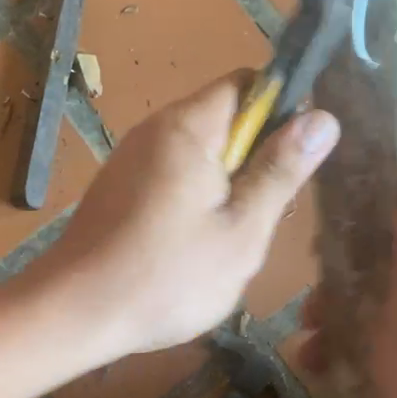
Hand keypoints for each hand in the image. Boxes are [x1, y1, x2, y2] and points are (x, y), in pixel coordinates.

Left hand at [30, 72, 338, 357]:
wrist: (74, 314)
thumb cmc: (166, 277)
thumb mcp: (241, 231)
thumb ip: (280, 172)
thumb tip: (322, 118)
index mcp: (187, 127)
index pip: (248, 83)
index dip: (281, 112)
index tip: (293, 163)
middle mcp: (154, 131)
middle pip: (223, 122)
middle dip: (253, 162)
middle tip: (259, 219)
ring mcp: (130, 162)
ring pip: (199, 159)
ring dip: (224, 193)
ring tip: (224, 244)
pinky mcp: (117, 192)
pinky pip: (170, 181)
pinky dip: (191, 207)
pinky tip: (188, 253)